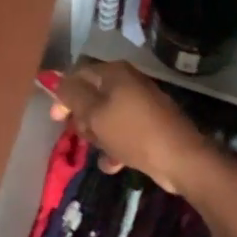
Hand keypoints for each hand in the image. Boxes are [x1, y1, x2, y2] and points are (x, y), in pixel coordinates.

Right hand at [52, 61, 220, 193]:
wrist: (180, 158)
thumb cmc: (132, 132)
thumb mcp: (95, 114)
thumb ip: (72, 96)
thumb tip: (56, 81)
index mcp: (114, 73)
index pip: (78, 75)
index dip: (63, 96)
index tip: (56, 120)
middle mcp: (127, 82)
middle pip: (92, 98)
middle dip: (84, 120)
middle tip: (86, 136)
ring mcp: (140, 103)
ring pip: (105, 117)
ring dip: (99, 136)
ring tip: (103, 151)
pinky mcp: (149, 124)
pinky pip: (122, 131)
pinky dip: (115, 146)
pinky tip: (114, 163)